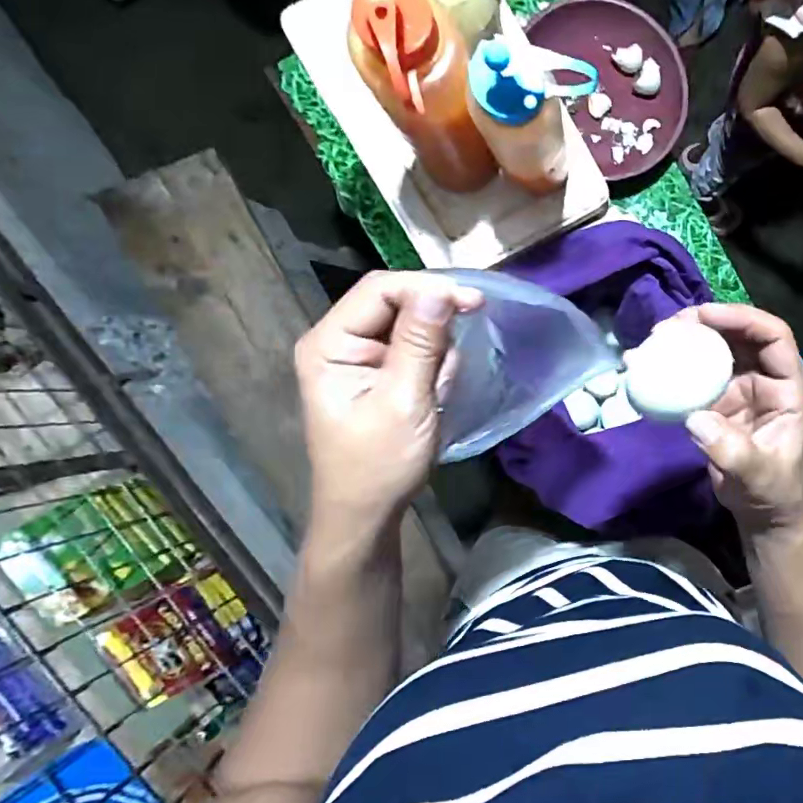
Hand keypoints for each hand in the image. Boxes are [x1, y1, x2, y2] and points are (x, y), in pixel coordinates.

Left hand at [294, 271, 481, 527]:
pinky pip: (413, 349)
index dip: (427, 287)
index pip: (379, 290)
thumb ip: (420, 344)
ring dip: (436, 348)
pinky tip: (434, 393)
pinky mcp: (378, 372)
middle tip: (470, 332)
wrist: (366, 515)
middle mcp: (338, 341)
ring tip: (438, 388)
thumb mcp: (404, 403)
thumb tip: (440, 290)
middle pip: (394, 302)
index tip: (474, 300)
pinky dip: (434, 364)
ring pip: (409, 325)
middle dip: (434, 318)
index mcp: (329, 344)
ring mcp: (358, 357)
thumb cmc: (379, 466)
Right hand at [671, 304, 802, 532]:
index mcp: (787, 387)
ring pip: (716, 348)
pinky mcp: (717, 400)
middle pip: (740, 334)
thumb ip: (732, 451)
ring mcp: (740, 388)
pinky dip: (674, 364)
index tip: (705, 317)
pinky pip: (695, 373)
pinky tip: (648, 362)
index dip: (743, 318)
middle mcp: (765, 379)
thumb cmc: (770, 491)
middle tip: (671, 325)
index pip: (774, 337)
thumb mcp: (756, 475)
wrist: (759, 512)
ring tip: (656, 336)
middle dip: (708, 321)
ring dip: (688, 338)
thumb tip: (695, 418)